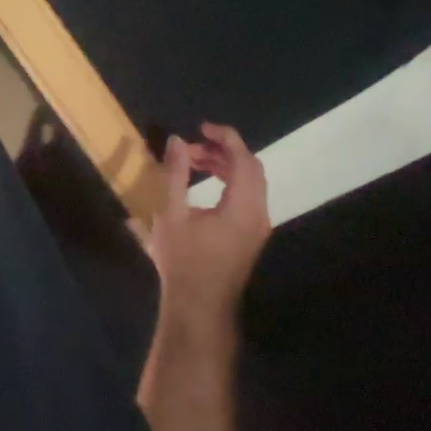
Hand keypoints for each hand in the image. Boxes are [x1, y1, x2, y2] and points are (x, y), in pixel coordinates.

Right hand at [140, 124, 271, 320]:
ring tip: (193, 160)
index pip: (243, 160)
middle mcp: (258, 214)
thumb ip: (175, 174)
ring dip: (225, 165)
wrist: (199, 304)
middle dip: (223, 150)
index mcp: (243, 207)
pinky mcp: (251, 234)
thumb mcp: (171, 213)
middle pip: (251, 169)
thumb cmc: (183, 259)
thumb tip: (176, 140)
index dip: (225, 138)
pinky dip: (229, 180)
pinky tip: (204, 182)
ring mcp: (258, 226)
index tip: (200, 127)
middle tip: (192, 145)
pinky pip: (247, 196)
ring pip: (251, 183)